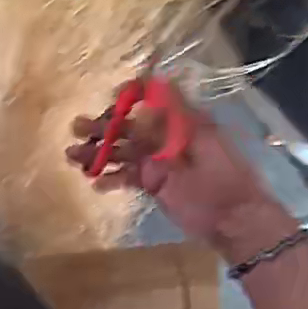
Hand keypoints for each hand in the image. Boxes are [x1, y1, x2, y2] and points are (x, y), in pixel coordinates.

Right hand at [65, 87, 299, 263]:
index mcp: (181, 124)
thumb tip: (152, 84)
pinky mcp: (152, 183)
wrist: (235, 224)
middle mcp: (165, 138)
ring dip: (98, 153)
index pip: (151, 102)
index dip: (130, 98)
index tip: (111, 98)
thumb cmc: (222, 182)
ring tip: (72, 157)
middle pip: (128, 128)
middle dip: (102, 128)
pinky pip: (125, 176)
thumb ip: (174, 117)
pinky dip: (110, 178)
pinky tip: (96, 184)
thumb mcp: (203, 144)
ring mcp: (157, 161)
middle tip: (77, 130)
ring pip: (121, 152)